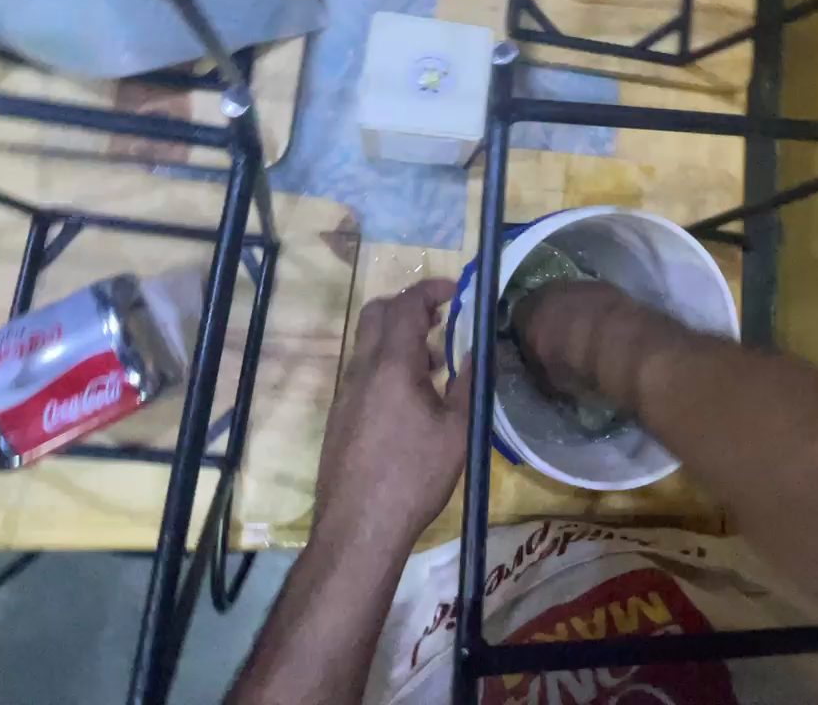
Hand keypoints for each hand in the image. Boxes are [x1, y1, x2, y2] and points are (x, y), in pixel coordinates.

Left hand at [312, 279, 470, 547]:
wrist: (358, 528)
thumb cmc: (414, 476)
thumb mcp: (457, 430)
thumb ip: (467, 383)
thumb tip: (475, 351)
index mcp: (392, 364)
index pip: (406, 304)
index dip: (431, 288)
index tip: (456, 290)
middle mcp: (363, 369)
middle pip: (378, 312)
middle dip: (409, 305)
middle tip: (441, 319)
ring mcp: (347, 392)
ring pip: (369, 342)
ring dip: (400, 337)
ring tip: (435, 366)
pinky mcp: (341, 414)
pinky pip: (364, 370)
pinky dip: (388, 364)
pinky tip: (413, 400)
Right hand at [512, 280, 693, 408]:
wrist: (617, 344)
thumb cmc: (576, 366)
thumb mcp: (550, 380)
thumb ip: (540, 370)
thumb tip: (541, 371)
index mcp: (526, 314)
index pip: (519, 321)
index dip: (528, 335)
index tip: (537, 348)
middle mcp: (546, 292)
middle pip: (544, 303)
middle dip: (551, 319)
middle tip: (562, 339)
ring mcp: (576, 284)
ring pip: (569, 297)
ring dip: (575, 312)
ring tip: (586, 332)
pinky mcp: (603, 284)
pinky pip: (593, 297)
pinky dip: (596, 309)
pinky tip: (605, 325)